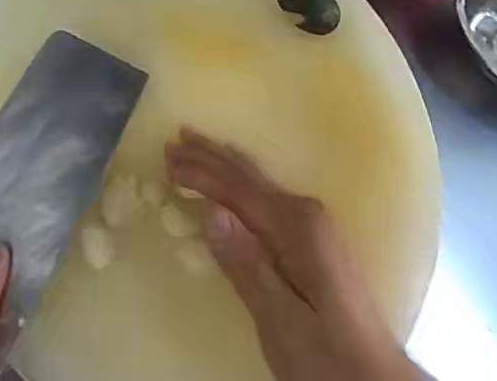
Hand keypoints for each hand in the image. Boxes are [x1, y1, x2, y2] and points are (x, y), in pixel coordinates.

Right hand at [166, 128, 430, 380]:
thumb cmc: (329, 359)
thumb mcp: (282, 321)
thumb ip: (247, 265)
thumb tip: (211, 210)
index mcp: (298, 227)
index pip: (237, 190)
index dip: (200, 174)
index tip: (167, 158)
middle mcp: (306, 213)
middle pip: (247, 176)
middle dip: (208, 157)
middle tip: (175, 139)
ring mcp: (312, 224)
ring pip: (256, 182)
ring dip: (222, 164)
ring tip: (195, 144)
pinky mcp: (313, 239)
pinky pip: (264, 197)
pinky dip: (238, 183)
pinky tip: (232, 177)